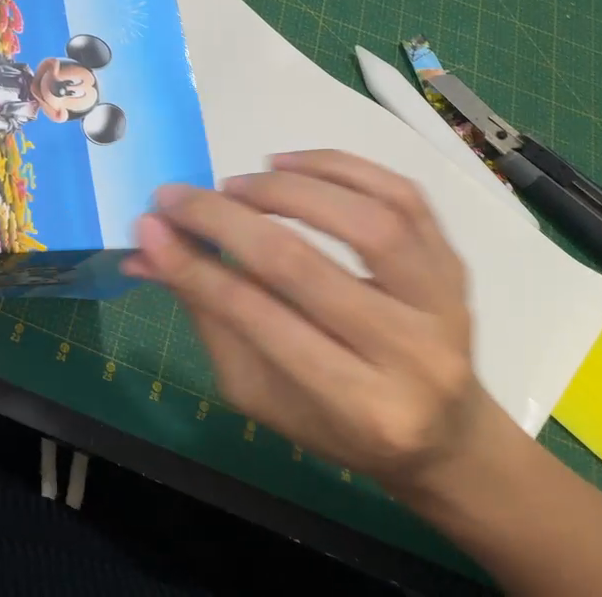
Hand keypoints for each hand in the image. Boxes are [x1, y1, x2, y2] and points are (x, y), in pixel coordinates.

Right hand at [124, 150, 496, 496]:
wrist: (444, 437)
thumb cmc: (334, 422)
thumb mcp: (256, 388)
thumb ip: (205, 315)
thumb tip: (145, 252)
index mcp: (356, 405)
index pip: (258, 318)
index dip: (194, 267)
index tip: (147, 226)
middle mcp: (411, 356)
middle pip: (303, 266)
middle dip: (224, 221)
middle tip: (176, 196)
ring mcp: (444, 306)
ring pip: (366, 222)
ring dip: (287, 191)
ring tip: (237, 184)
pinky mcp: (456, 267)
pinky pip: (404, 196)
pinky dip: (340, 168)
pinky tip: (288, 164)